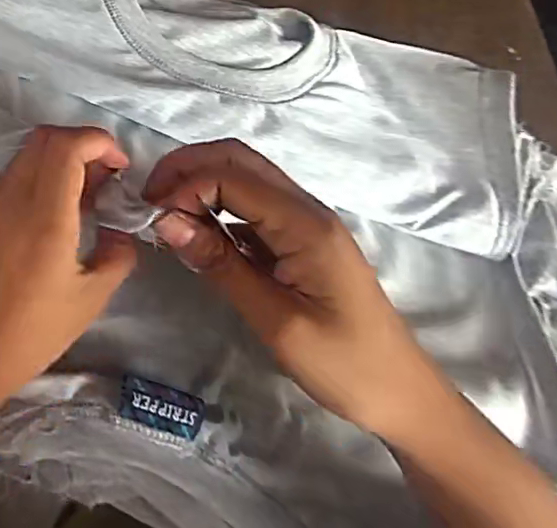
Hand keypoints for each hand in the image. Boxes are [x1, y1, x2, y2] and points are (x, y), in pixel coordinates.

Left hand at [0, 126, 138, 419]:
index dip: (98, 141)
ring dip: (61, 156)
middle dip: (83, 144)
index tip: (121, 165)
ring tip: (88, 193)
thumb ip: (117, 255)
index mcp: (44, 214)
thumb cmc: (31, 330)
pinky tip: (59, 206)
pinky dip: (42, 171)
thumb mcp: (90, 299)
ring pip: (29, 151)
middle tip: (108, 177)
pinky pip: (16, 171)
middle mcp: (14, 195)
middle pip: (46, 137)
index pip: (66, 145)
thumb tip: (120, 229)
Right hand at [143, 139, 452, 441]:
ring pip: (241, 171)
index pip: (229, 176)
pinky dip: (212, 200)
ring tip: (165, 211)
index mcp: (305, 225)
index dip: (184, 186)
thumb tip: (164, 219)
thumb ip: (219, 263)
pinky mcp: (296, 235)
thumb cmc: (344, 365)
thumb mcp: (275, 320)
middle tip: (151, 199)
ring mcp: (302, 219)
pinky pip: (247, 198)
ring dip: (197, 179)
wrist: (405, 400)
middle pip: (235, 157)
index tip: (153, 215)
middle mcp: (305, 209)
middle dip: (185, 167)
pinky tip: (194, 227)